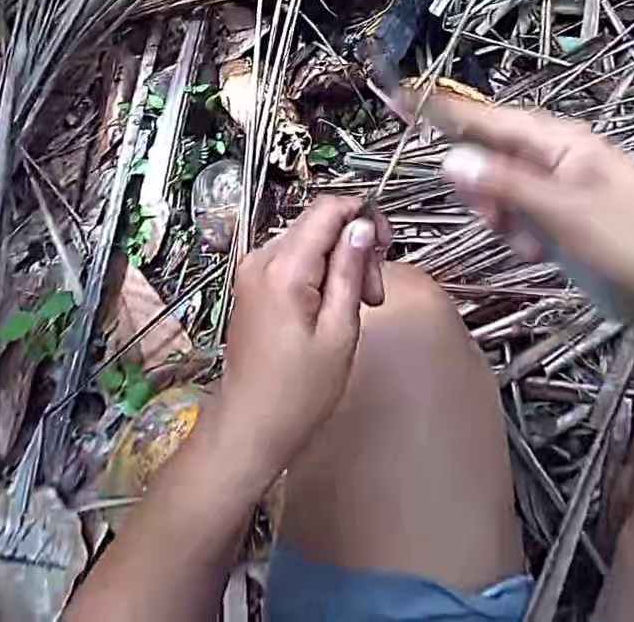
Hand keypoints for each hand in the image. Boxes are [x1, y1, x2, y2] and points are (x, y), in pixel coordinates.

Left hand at [214, 196, 387, 479]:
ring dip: (340, 262)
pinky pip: (294, 258)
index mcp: (283, 268)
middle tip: (373, 291)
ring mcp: (253, 270)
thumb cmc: (295, 392)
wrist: (250, 424)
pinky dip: (320, 272)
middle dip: (354, 247)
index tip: (383, 241)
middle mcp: (261, 259)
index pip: (327, 209)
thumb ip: (350, 270)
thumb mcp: (339, 330)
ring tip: (357, 305)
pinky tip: (333, 305)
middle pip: (319, 223)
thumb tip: (362, 227)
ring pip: (309, 240)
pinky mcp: (254, 282)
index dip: (362, 215)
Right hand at [431, 99, 633, 314]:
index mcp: (560, 141)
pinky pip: (523, 213)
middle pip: (491, 156)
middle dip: (483, 188)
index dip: (441, 110)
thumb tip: (451, 160)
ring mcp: (563, 185)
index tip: (402, 99)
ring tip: (531, 242)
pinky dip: (523, 232)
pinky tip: (543, 250)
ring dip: (505, 217)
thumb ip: (503, 183)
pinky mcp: (567, 213)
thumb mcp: (564, 212)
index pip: (486, 118)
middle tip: (494, 216)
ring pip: (503, 189)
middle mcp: (558, 155)